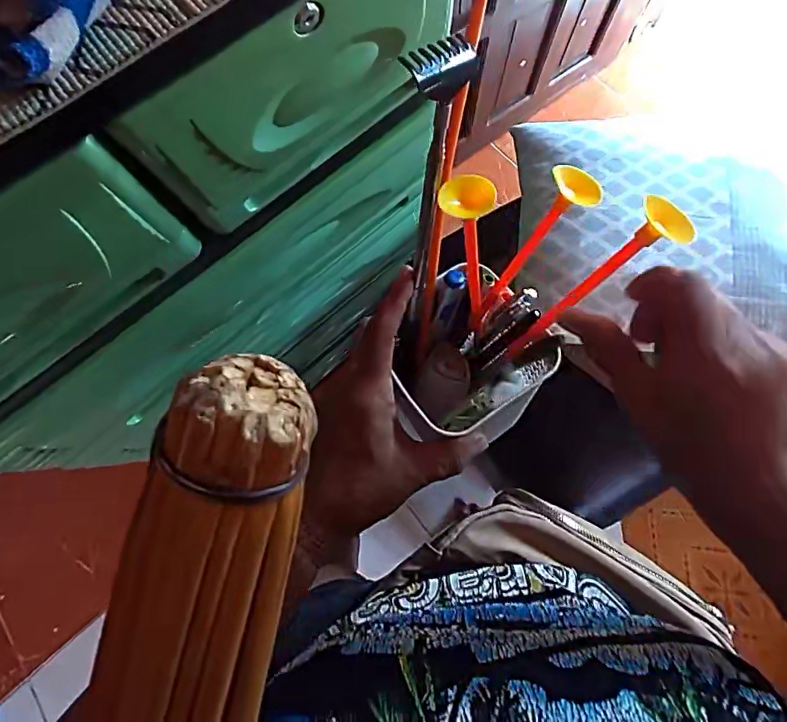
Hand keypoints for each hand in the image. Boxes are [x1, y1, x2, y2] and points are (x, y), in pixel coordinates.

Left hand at [301, 269, 487, 543]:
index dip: (395, 299)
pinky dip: (373, 364)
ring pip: (359, 354)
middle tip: (424, 307)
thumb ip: (447, 455)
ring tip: (416, 340)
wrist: (306, 512)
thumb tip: (481, 441)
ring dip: (384, 342)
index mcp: (366, 386)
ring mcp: (330, 390)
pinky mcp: (324, 404)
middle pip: (370, 336)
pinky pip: (352, 372)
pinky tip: (392, 379)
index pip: (381, 330)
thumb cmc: (357, 488)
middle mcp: (344, 379)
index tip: (408, 274)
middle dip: (395, 317)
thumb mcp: (409, 473)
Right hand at [560, 267, 786, 539]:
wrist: (762, 491)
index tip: (631, 305)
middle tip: (647, 342)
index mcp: (705, 347)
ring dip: (689, 323)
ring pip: (718, 310)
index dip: (651, 284)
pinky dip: (715, 339)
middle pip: (698, 293)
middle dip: (665, 306)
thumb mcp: (638, 397)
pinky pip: (740, 329)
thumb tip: (571, 314)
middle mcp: (744, 338)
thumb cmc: (689, 447)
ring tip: (678, 363)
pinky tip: (709, 377)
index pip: (682, 282)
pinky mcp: (786, 358)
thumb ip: (607, 346)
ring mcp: (771, 347)